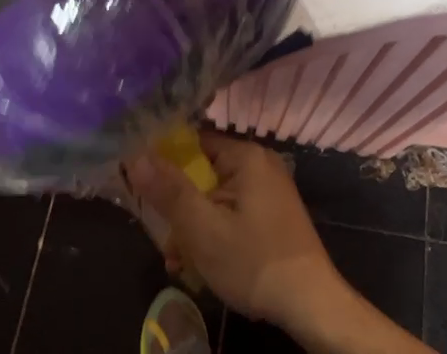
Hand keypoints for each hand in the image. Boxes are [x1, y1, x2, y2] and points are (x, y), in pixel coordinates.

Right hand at [127, 132, 342, 327]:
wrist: (310, 303)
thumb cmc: (254, 261)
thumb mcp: (203, 229)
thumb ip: (170, 191)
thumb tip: (136, 155)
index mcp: (246, 157)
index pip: (194, 143)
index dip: (165, 164)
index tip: (143, 189)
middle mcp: (260, 165)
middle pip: (203, 175)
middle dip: (180, 210)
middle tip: (166, 244)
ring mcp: (269, 191)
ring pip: (215, 200)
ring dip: (194, 229)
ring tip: (178, 263)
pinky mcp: (272, 216)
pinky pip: (232, 215)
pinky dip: (215, 235)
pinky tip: (200, 266)